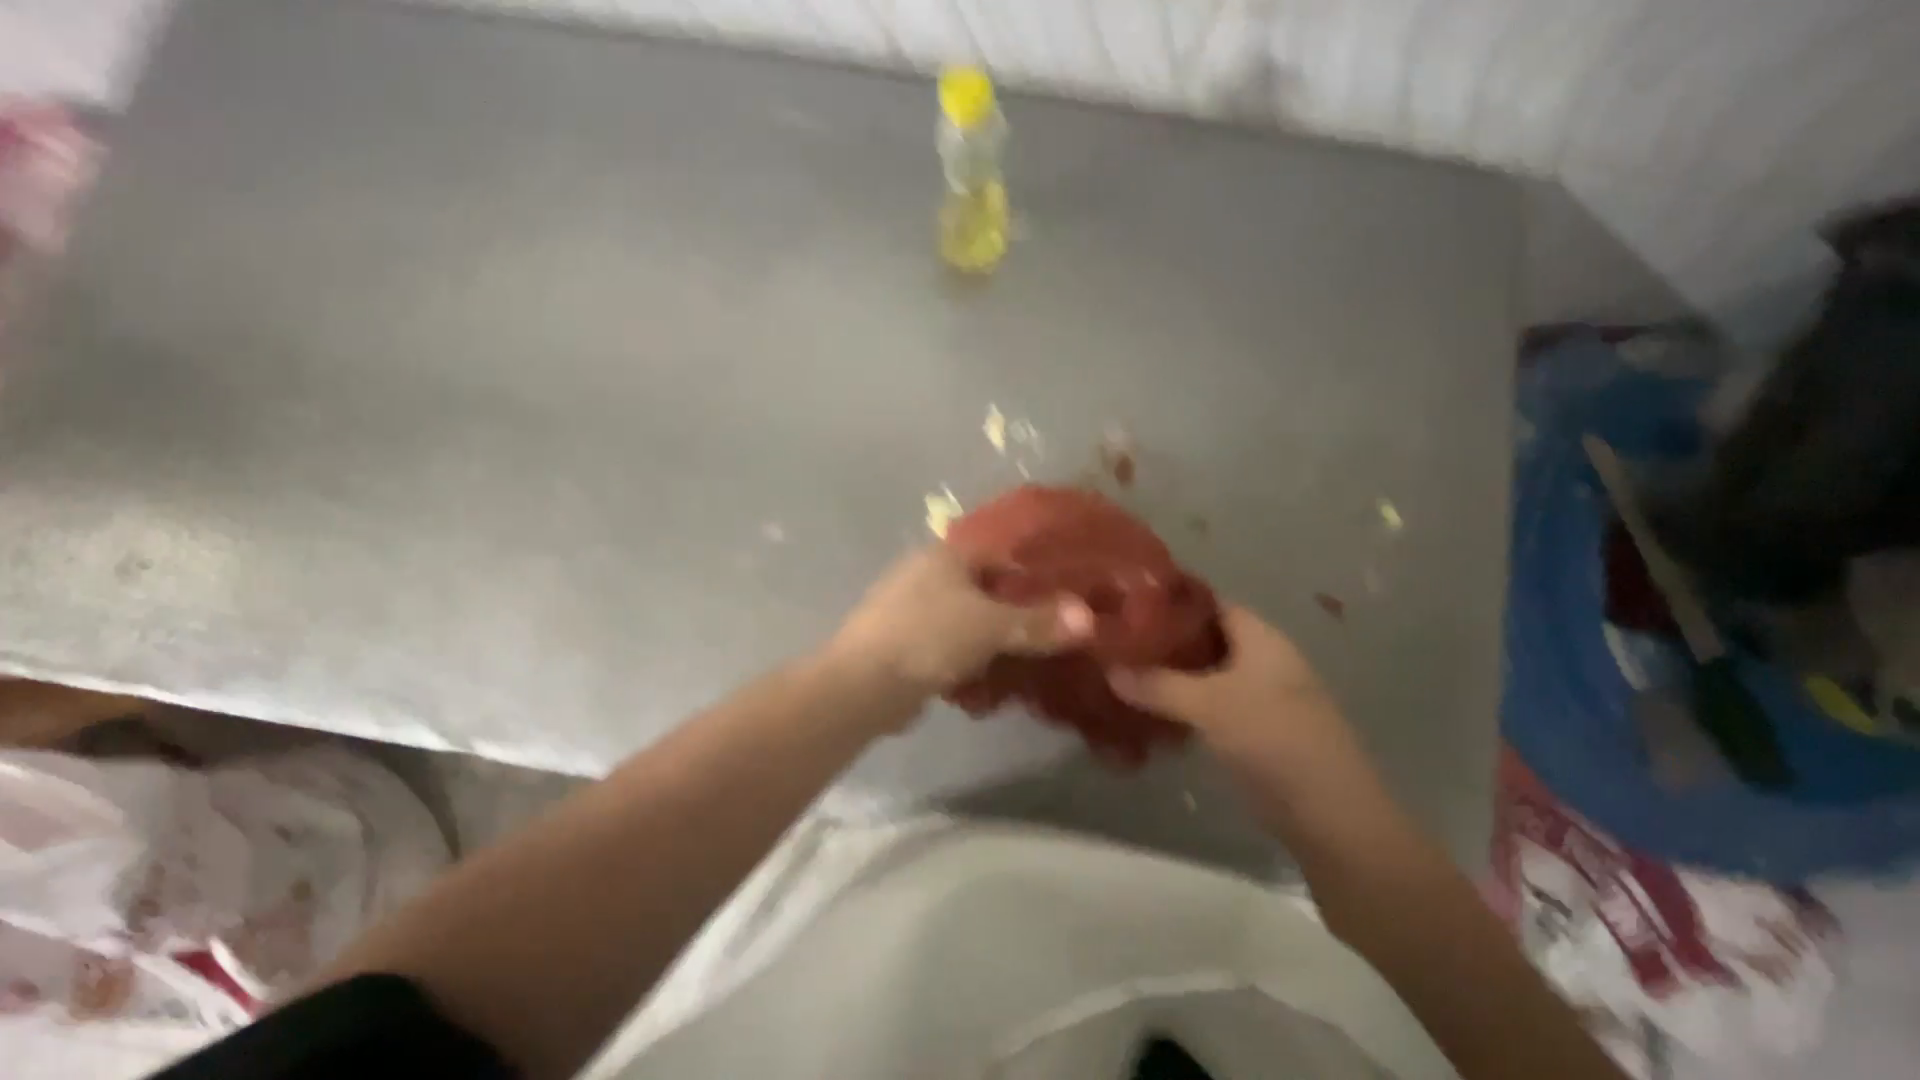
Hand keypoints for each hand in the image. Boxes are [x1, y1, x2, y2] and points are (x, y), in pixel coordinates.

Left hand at [828, 544, 1092, 695]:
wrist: (862, 685)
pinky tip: (990, 686)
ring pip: (968, 623)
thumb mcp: (991, 626)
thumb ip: (1038, 622)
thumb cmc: (927, 637)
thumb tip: (1088, 618)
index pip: (1001, 553)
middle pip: (985, 590)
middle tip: (1055, 633)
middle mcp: (926, 575)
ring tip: (1030, 663)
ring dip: (993, 643)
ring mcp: (911, 612)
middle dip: (1016, 612)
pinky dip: (969, 665)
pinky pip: (949, 650)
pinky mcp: (903, 647)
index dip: (1035, 571)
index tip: (1067, 592)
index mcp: (945, 556)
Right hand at [1107, 604, 1355, 771]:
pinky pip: (1211, 710)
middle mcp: (1264, 661)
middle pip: (1205, 640)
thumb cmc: (1273, 739)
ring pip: (1206, 678)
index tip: (1122, 603)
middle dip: (1162, 643)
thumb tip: (1108, 668)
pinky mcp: (1257, 735)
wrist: (1330, 814)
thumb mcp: (1209, 706)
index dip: (1168, 600)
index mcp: (1261, 638)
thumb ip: (1158, 685)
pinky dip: (1183, 711)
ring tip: (1120, 680)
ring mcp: (1262, 700)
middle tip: (1112, 645)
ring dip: (1170, 680)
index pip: (1209, 602)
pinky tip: (1149, 720)